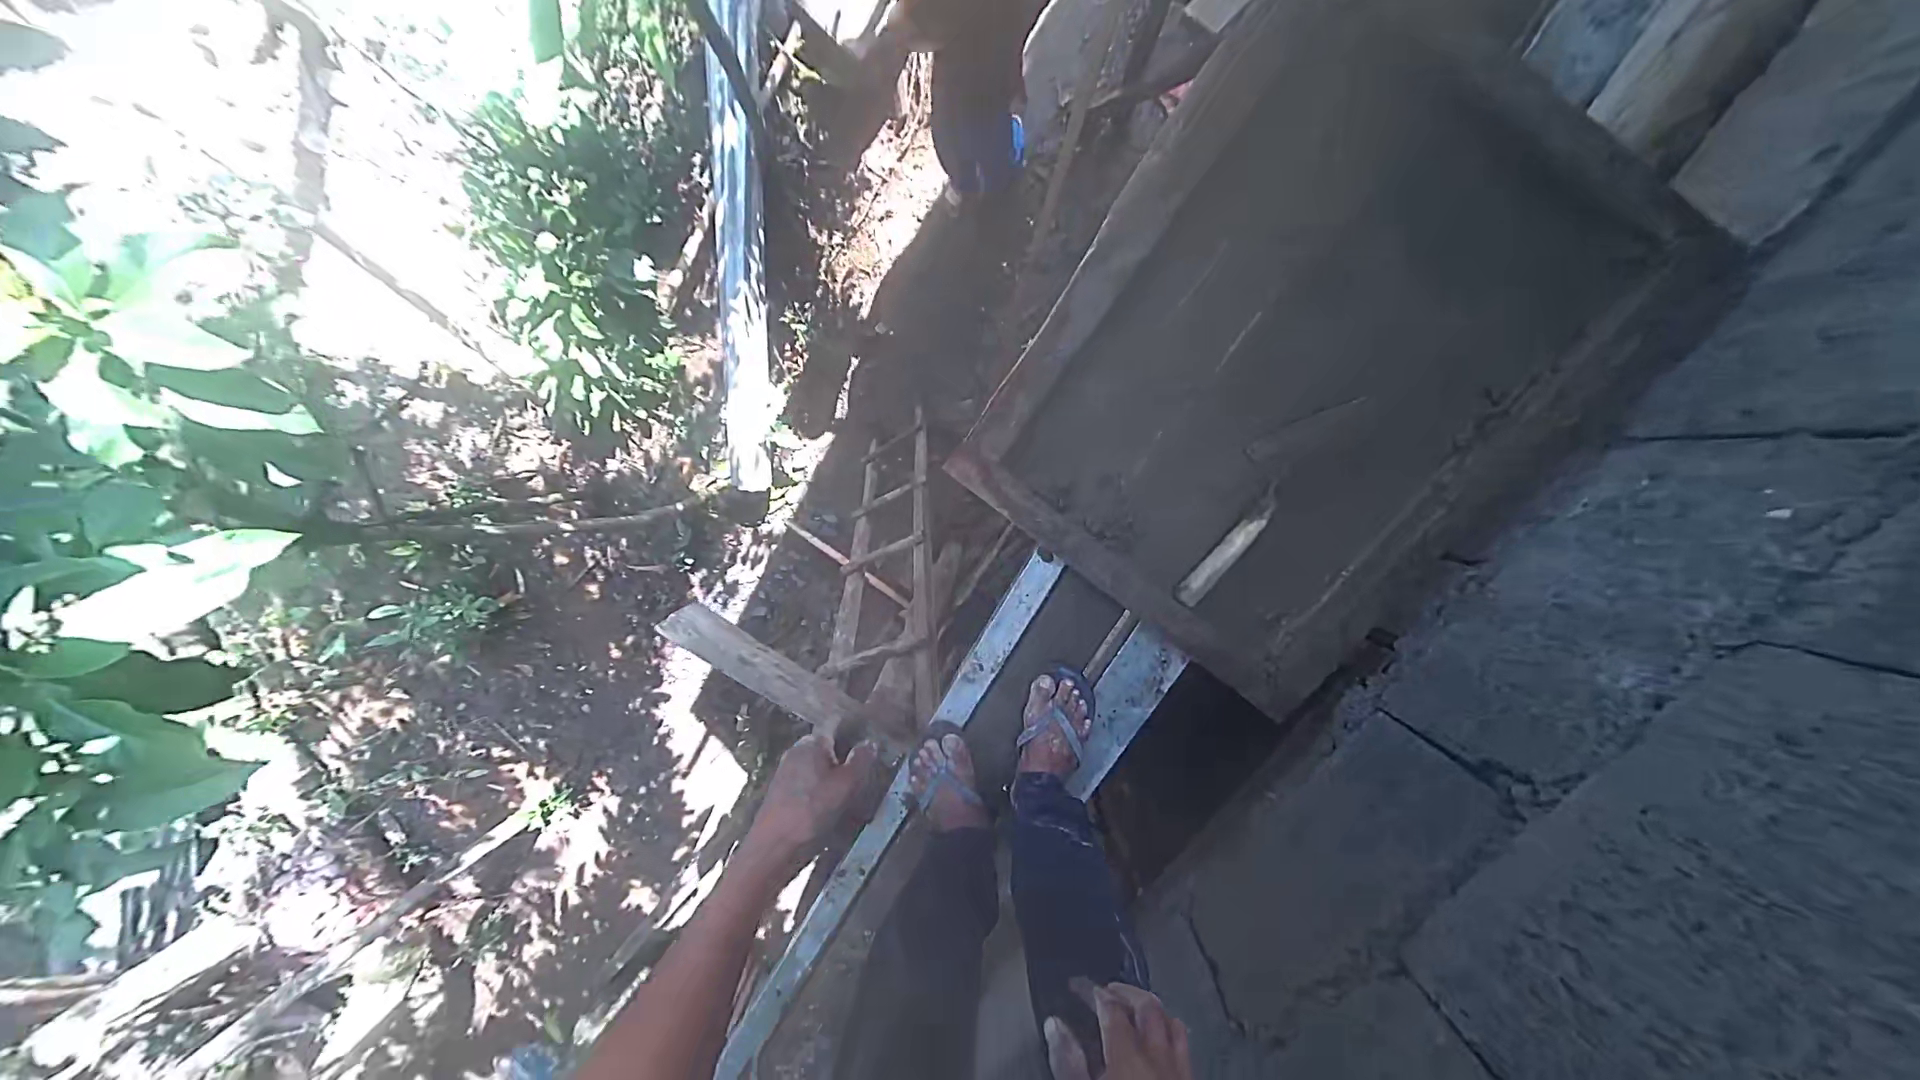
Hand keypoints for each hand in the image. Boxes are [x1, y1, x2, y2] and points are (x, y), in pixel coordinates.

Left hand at [741, 733, 878, 866]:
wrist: (773, 850)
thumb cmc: (812, 812)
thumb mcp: (847, 785)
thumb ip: (861, 760)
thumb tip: (869, 743)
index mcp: (811, 741)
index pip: (838, 725)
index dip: (857, 733)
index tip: (872, 748)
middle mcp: (796, 751)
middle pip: (830, 748)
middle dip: (847, 760)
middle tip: (865, 778)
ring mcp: (786, 771)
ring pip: (820, 768)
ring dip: (836, 780)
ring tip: (852, 800)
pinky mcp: (782, 793)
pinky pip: (810, 785)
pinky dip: (822, 793)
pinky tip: (831, 811)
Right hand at [1044, 983, 1192, 1079]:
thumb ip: (1067, 1061)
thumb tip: (1055, 1025)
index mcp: (1127, 1055)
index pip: (1110, 1007)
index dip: (1092, 991)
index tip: (1077, 987)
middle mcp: (1158, 1056)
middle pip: (1147, 1006)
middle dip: (1125, 992)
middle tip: (1106, 991)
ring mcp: (1180, 1073)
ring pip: (1172, 1023)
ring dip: (1153, 1010)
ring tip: (1135, 1009)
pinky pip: (1184, 1047)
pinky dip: (1171, 1032)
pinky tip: (1161, 1043)